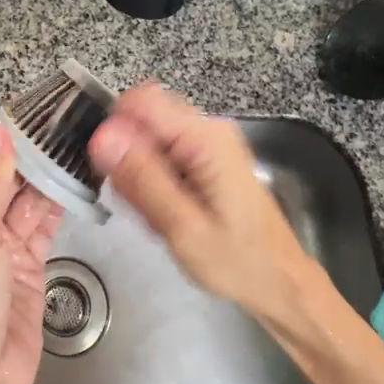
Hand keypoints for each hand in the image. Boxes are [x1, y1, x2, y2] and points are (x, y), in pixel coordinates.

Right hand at [87, 83, 320, 320]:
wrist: (281, 283)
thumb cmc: (237, 261)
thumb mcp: (183, 228)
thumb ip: (142, 178)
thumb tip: (103, 136)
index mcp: (204, 138)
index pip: (140, 101)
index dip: (116, 131)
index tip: (112, 172)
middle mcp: (207, 129)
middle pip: (142, 118)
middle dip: (128, 157)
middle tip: (139, 202)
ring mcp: (207, 142)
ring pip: (149, 138)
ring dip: (140, 173)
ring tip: (156, 213)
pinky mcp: (205, 157)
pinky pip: (163, 154)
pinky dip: (154, 180)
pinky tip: (166, 211)